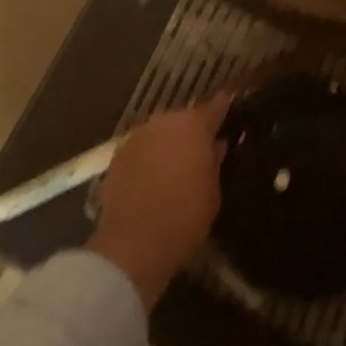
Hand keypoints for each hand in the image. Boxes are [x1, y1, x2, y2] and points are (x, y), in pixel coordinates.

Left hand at [87, 94, 231, 307]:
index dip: (222, 107)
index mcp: (193, 126)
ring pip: (159, 131)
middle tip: (200, 147)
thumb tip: (216, 144)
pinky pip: (140, 148)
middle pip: (182, 118)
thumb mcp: (212, 192)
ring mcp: (137, 136)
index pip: (213, 108)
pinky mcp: (117, 154)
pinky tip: (151, 175)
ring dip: (167, 141)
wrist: (135, 241)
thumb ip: (214, 161)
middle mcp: (163, 122)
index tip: (228, 103)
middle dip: (191, 129)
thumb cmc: (185, 217)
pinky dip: (148, 156)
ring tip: (175, 162)